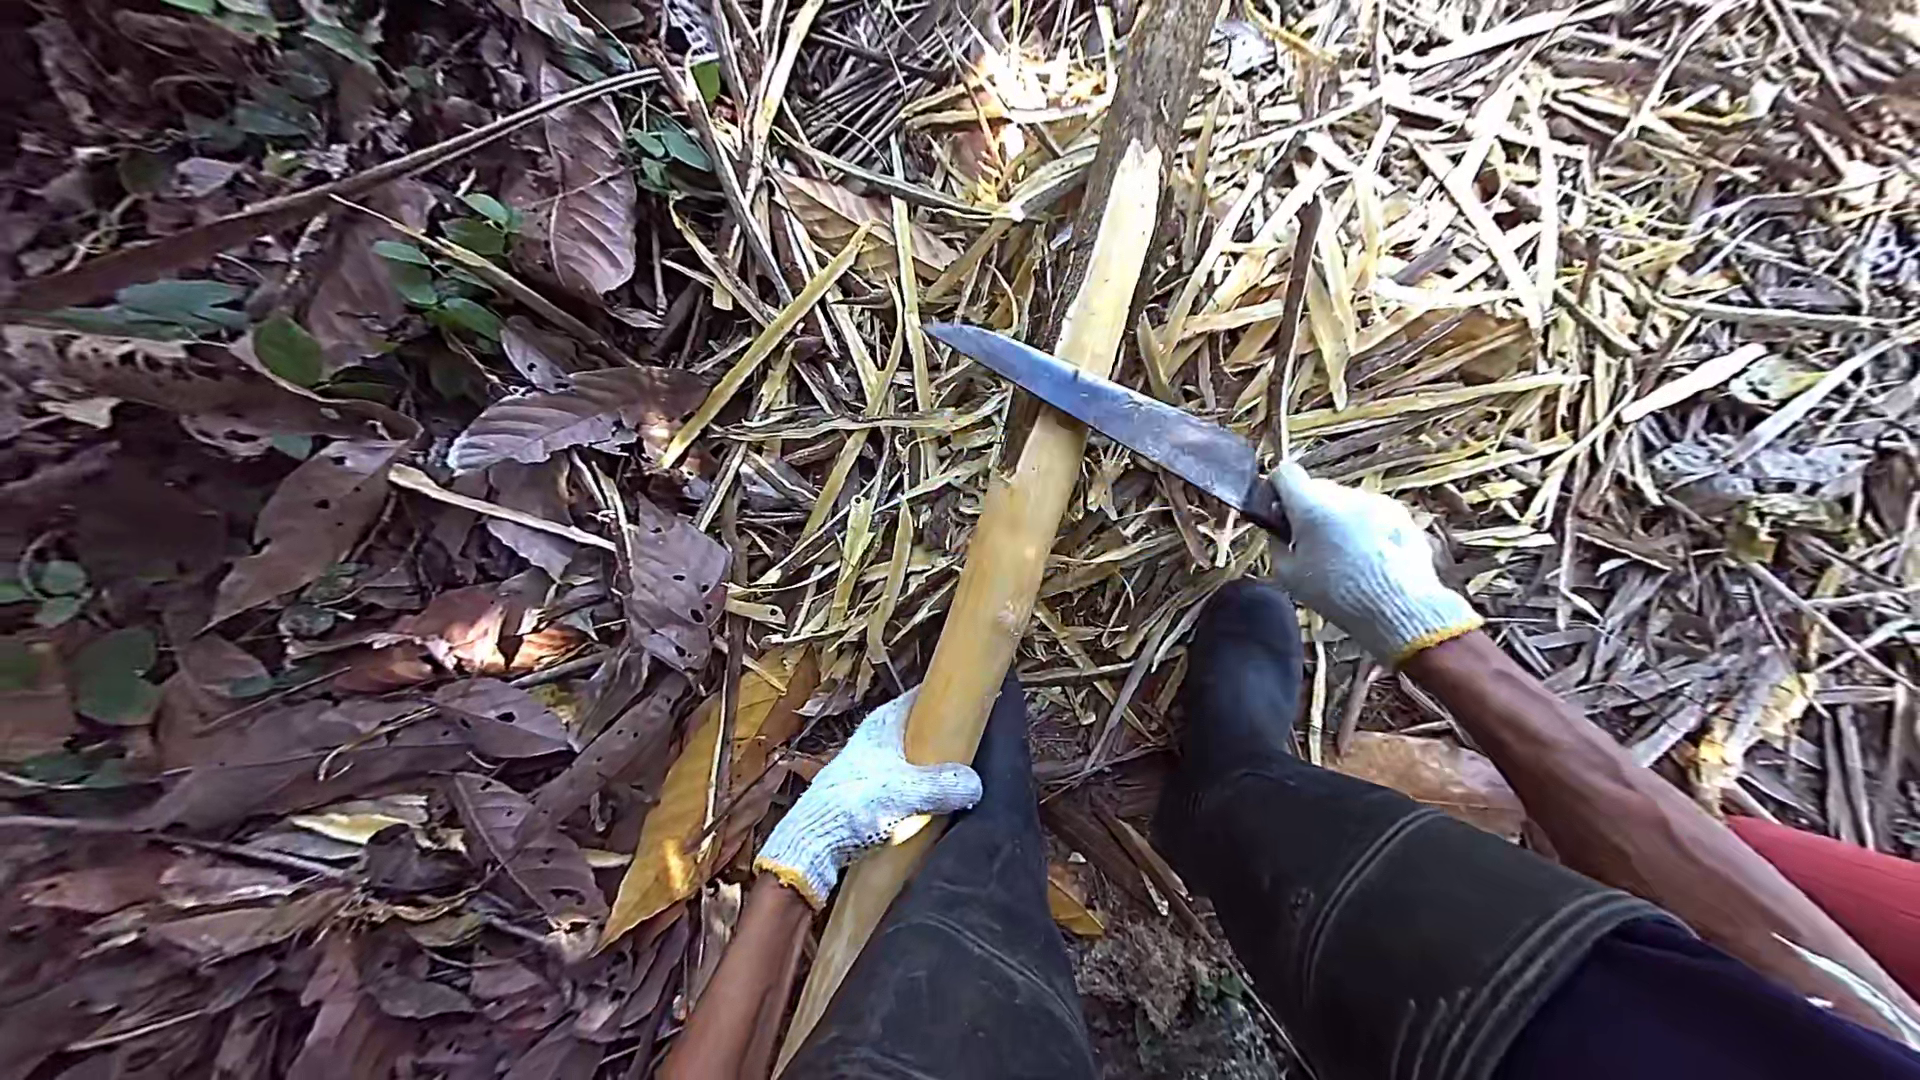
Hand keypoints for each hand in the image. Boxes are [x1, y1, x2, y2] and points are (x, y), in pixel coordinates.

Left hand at [753, 689, 981, 907]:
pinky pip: (901, 779)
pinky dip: (917, 785)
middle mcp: (875, 737)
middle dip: (940, 732)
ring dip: (929, 763)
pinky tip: (930, 802)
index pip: (918, 696)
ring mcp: (868, 764)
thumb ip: (943, 785)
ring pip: (908, 754)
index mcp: (883, 723)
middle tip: (971, 741)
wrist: (810, 845)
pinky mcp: (865, 791)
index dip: (943, 695)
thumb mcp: (906, 793)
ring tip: (956, 775)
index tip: (971, 699)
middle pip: (916, 725)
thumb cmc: (853, 806)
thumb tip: (975, 783)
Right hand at [1268, 461, 1482, 664]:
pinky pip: (1368, 511)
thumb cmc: (1335, 594)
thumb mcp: (1287, 573)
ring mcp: (1376, 502)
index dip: (1275, 488)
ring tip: (1341, 553)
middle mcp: (1344, 495)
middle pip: (1315, 487)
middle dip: (1306, 508)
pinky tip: (1366, 555)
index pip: (1285, 473)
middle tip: (1307, 541)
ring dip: (1335, 517)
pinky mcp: (1400, 513)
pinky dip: (1361, 526)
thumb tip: (1279, 528)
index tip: (1276, 512)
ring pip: (1342, 500)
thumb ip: (1277, 542)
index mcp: (1311, 506)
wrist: (1398, 609)